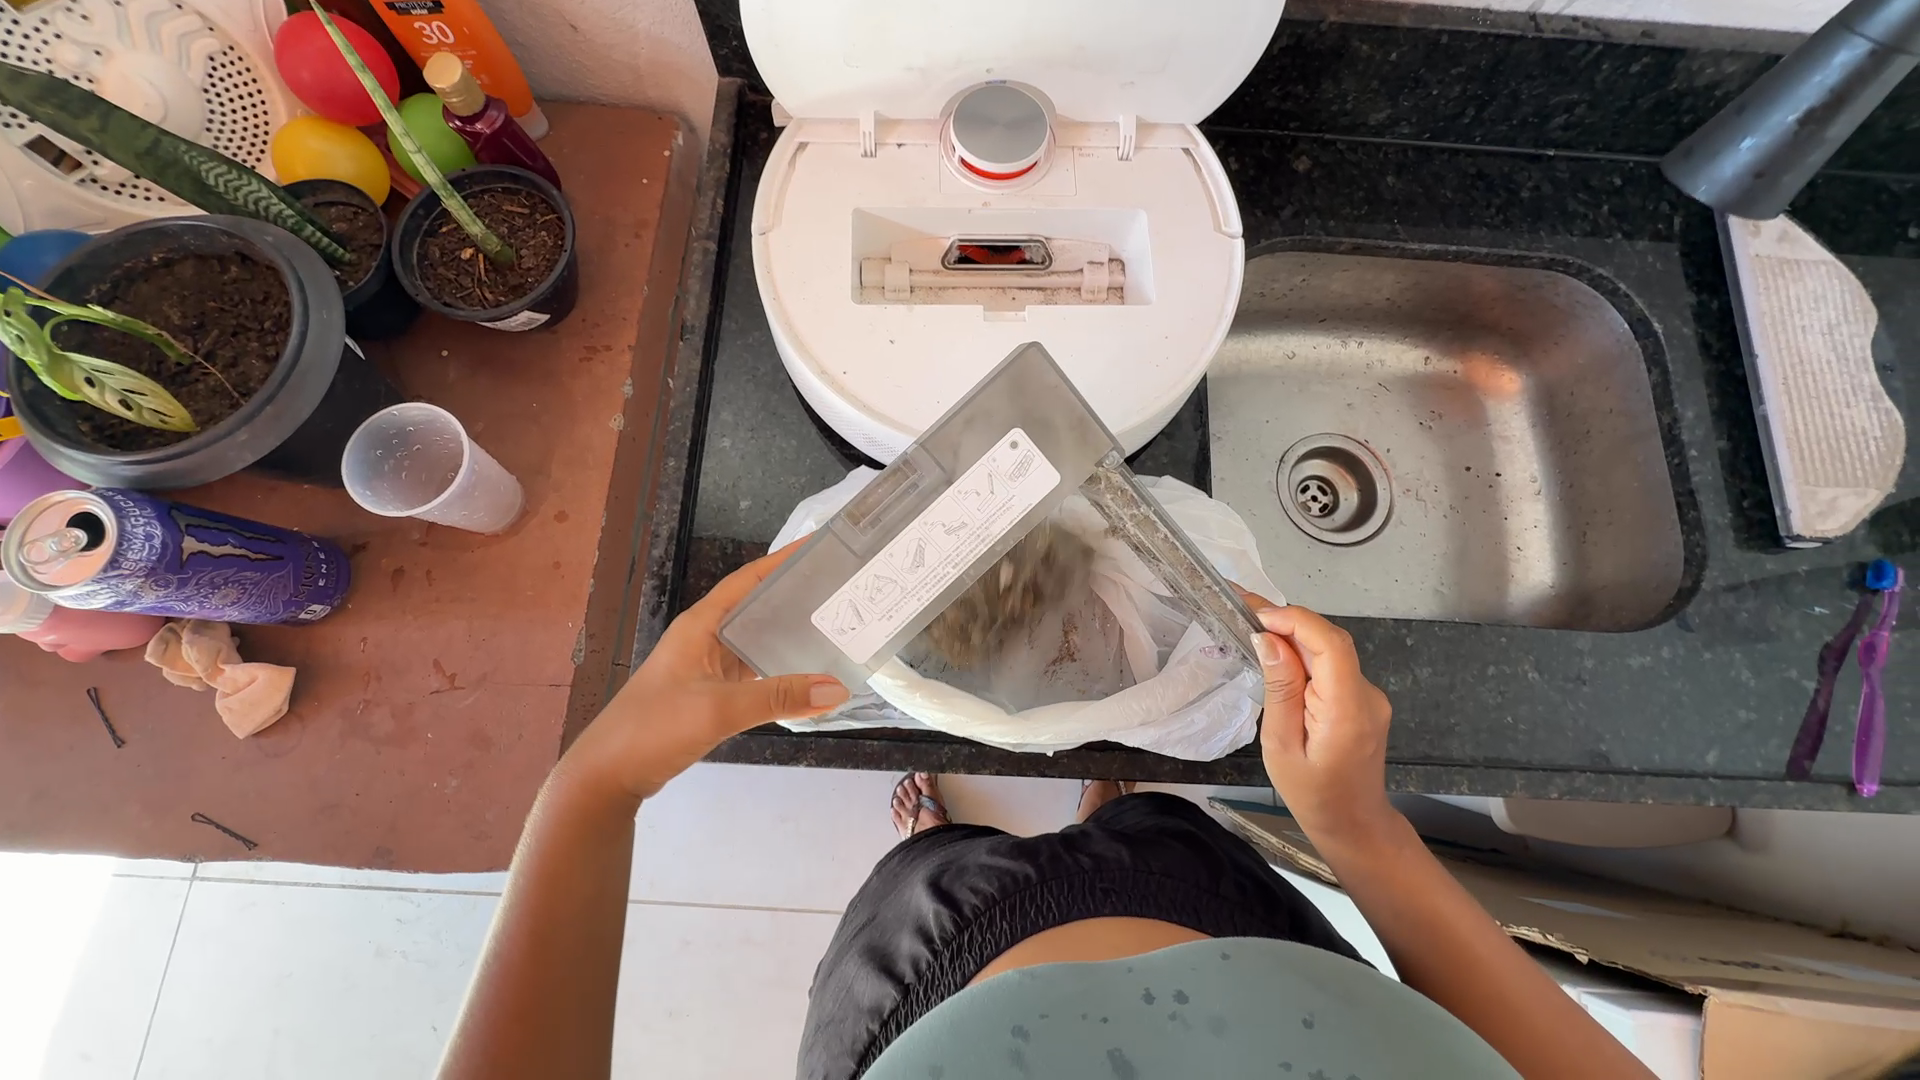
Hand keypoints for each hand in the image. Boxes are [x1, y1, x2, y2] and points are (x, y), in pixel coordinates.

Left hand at [563, 540, 848, 801]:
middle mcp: (704, 638)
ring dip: (789, 633)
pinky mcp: (708, 693)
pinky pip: (752, 670)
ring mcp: (705, 666)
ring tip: (832, 626)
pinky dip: (779, 668)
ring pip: (755, 640)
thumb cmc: (654, 728)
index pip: (748, 578)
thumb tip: (837, 689)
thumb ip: (779, 697)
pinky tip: (805, 674)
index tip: (821, 546)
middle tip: (840, 589)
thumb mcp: (719, 709)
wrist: (607, 775)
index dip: (783, 559)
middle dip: (795, 594)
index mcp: (700, 625)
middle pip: (756, 605)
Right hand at [1242, 597, 1398, 850]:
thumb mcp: (1280, 744)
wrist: (1353, 824)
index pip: (1330, 644)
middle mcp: (1367, 695)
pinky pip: (1332, 666)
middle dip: (1288, 621)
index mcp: (1347, 709)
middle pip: (1331, 641)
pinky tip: (1277, 657)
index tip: (1255, 615)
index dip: (1294, 620)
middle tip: (1244, 610)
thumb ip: (1279, 689)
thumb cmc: (1310, 793)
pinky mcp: (1362, 700)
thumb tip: (1268, 640)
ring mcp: (1369, 696)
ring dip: (1293, 635)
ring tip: (1252, 627)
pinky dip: (1304, 654)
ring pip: (1331, 650)